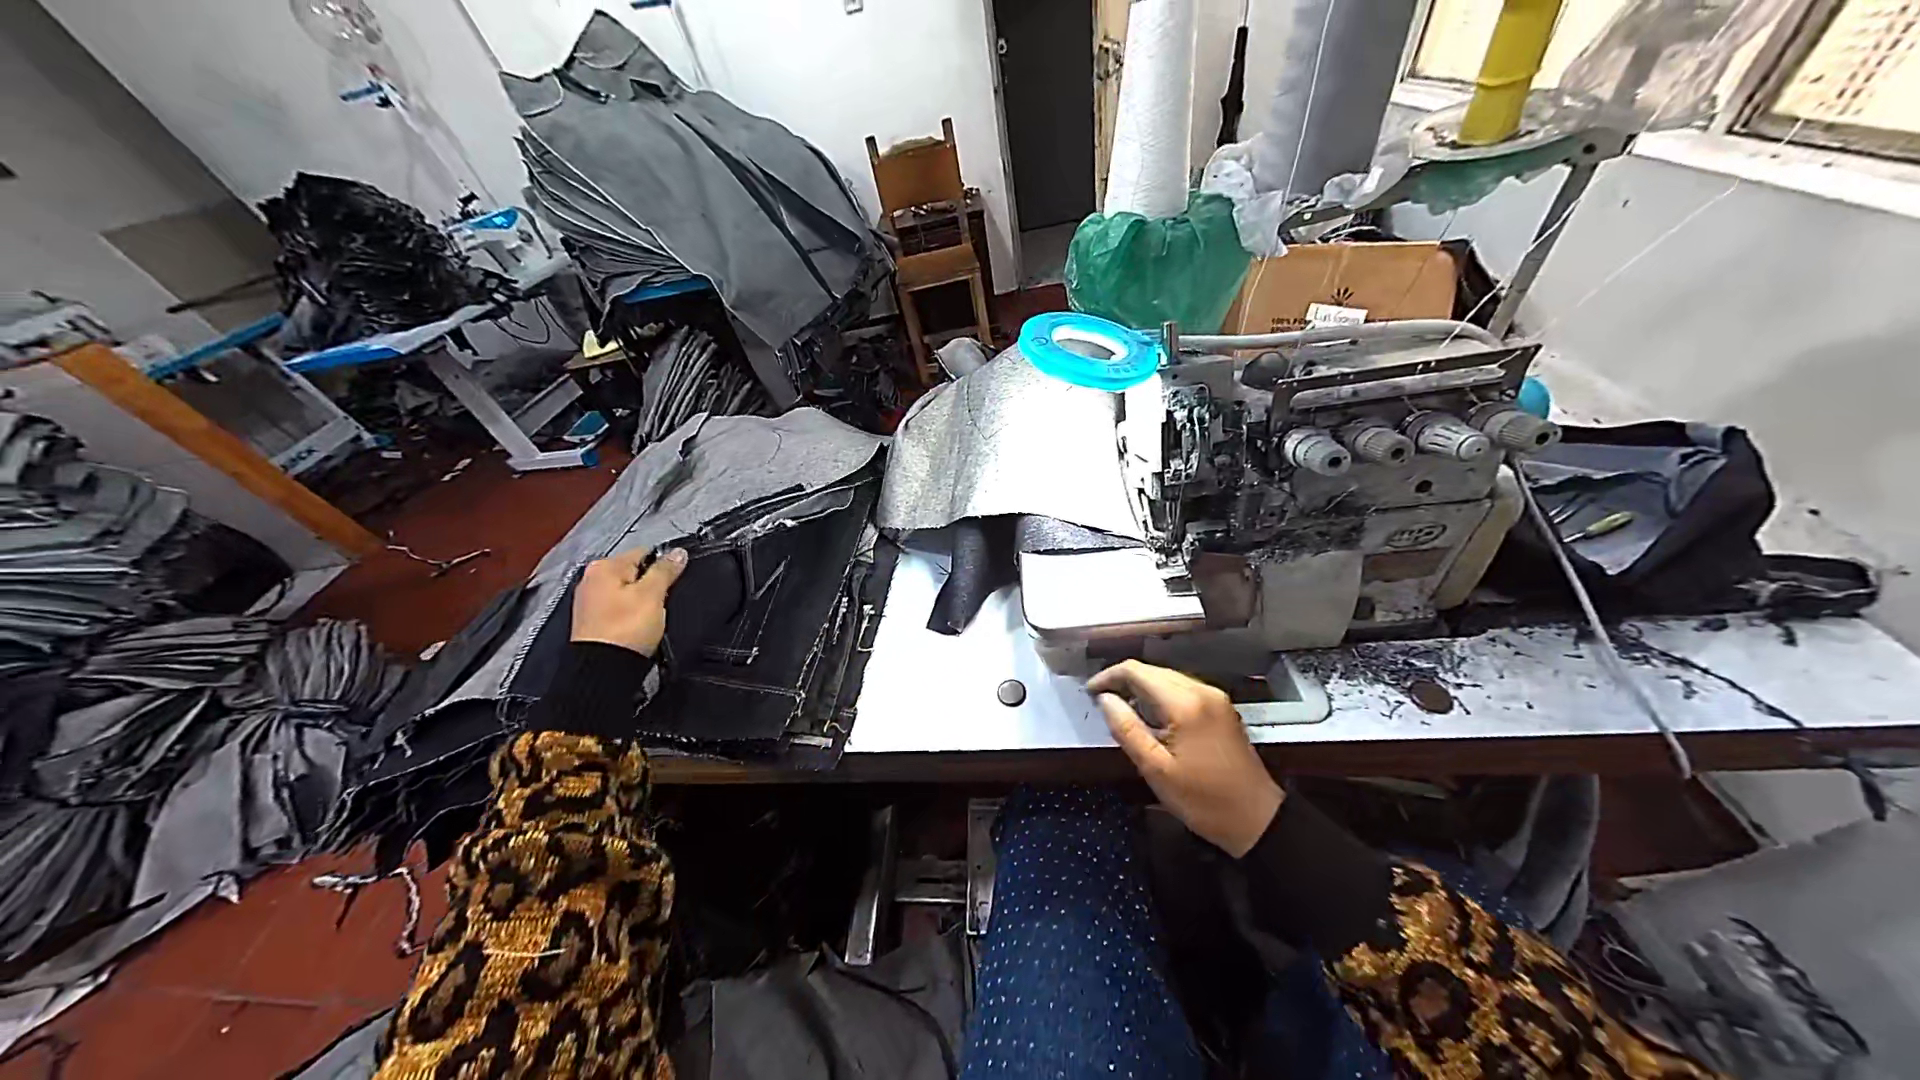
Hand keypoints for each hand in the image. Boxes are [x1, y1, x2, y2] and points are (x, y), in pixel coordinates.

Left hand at [571, 547, 686, 656]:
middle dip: (652, 583)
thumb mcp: (652, 595)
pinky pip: (619, 607)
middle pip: (634, 572)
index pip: (644, 553)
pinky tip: (640, 624)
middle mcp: (591, 578)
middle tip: (666, 600)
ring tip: (655, 614)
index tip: (675, 583)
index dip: (664, 565)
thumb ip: (665, 571)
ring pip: (627, 591)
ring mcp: (589, 601)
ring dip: (642, 600)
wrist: (602, 670)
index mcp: (604, 567)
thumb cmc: (628, 626)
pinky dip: (631, 613)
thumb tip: (679, 552)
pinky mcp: (592, 621)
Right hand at [1087, 660, 1284, 856]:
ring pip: (1168, 678)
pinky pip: (1183, 689)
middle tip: (1101, 700)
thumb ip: (1127, 730)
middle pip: (1153, 670)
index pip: (1137, 671)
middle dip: (1124, 680)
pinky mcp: (1221, 709)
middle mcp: (1202, 692)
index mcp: (1185, 704)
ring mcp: (1215, 699)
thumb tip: (1105, 700)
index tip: (1090, 692)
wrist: (1257, 819)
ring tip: (1121, 708)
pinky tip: (1150, 715)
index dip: (1109, 676)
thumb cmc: (1204, 800)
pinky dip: (1161, 695)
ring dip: (1142, 687)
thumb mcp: (1156, 770)